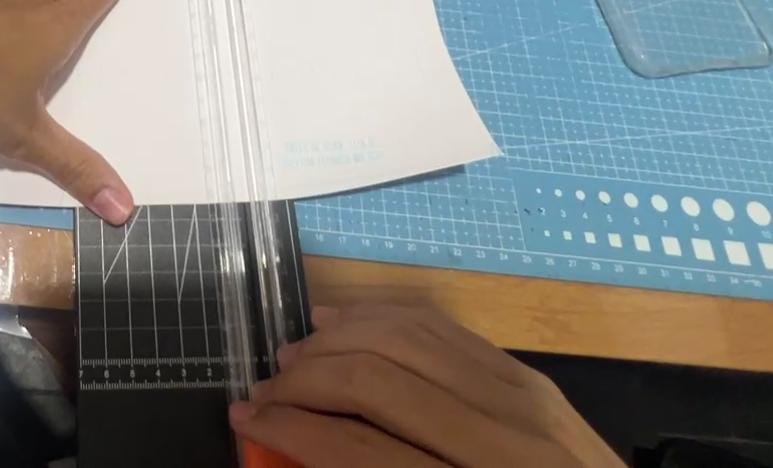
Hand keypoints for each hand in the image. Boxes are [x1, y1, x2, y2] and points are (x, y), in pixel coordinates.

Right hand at [230, 305, 619, 467]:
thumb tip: (296, 454)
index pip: (360, 451)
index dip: (290, 432)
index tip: (245, 420)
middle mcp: (505, 444)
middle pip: (374, 380)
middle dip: (301, 382)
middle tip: (261, 391)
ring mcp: (522, 399)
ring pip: (400, 336)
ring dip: (331, 340)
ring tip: (291, 357)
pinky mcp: (527, 377)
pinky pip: (436, 325)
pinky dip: (377, 317)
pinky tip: (339, 322)